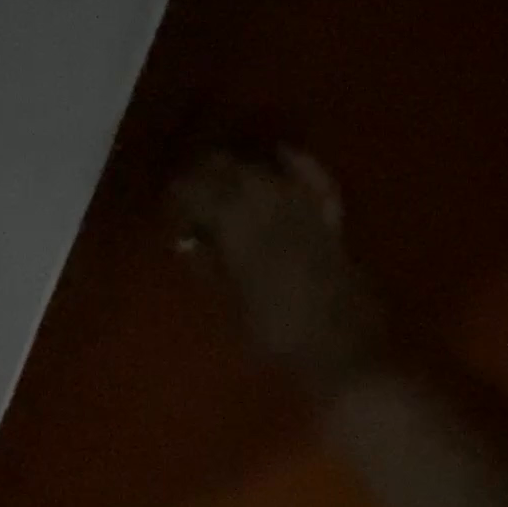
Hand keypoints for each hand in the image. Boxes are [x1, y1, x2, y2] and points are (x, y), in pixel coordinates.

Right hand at [173, 147, 384, 397]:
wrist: (341, 353)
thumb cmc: (276, 338)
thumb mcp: (232, 305)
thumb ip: (209, 266)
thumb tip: (187, 241)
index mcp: (240, 232)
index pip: (201, 193)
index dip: (181, 190)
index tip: (166, 194)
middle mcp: (271, 209)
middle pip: (233, 173)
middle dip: (207, 171)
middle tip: (187, 178)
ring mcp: (305, 211)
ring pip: (266, 172)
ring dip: (241, 167)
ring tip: (221, 168)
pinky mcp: (329, 220)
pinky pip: (313, 180)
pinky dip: (297, 164)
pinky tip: (282, 153)